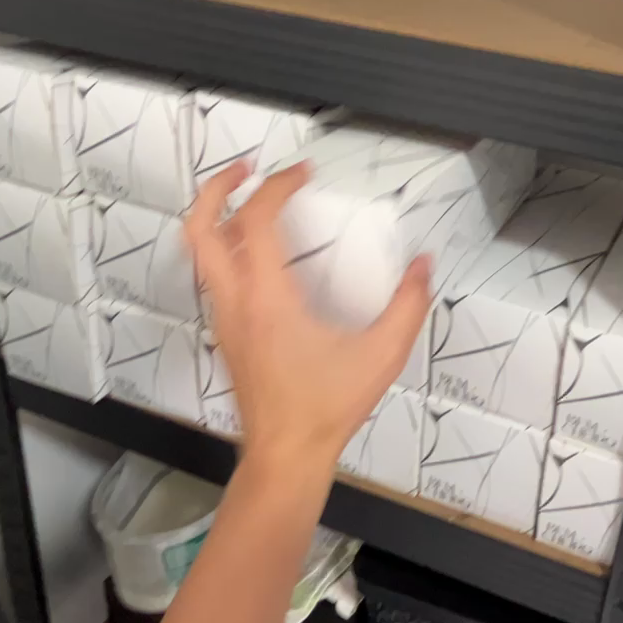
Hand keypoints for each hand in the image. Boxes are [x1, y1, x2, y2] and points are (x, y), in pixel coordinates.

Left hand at [184, 161, 432, 476]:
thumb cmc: (328, 406)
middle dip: (218, 188)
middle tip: (248, 169)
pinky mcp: (227, 332)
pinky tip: (259, 251)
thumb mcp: (383, 354)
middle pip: (200, 228)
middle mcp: (236, 302)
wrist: (286, 454)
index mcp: (268, 299)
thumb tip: (423, 265)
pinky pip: (213, 274)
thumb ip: (410, 304)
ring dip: (217, 215)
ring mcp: (225, 318)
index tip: (303, 173)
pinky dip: (225, 245)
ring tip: (250, 199)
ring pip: (199, 252)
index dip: (278, 186)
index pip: (257, 221)